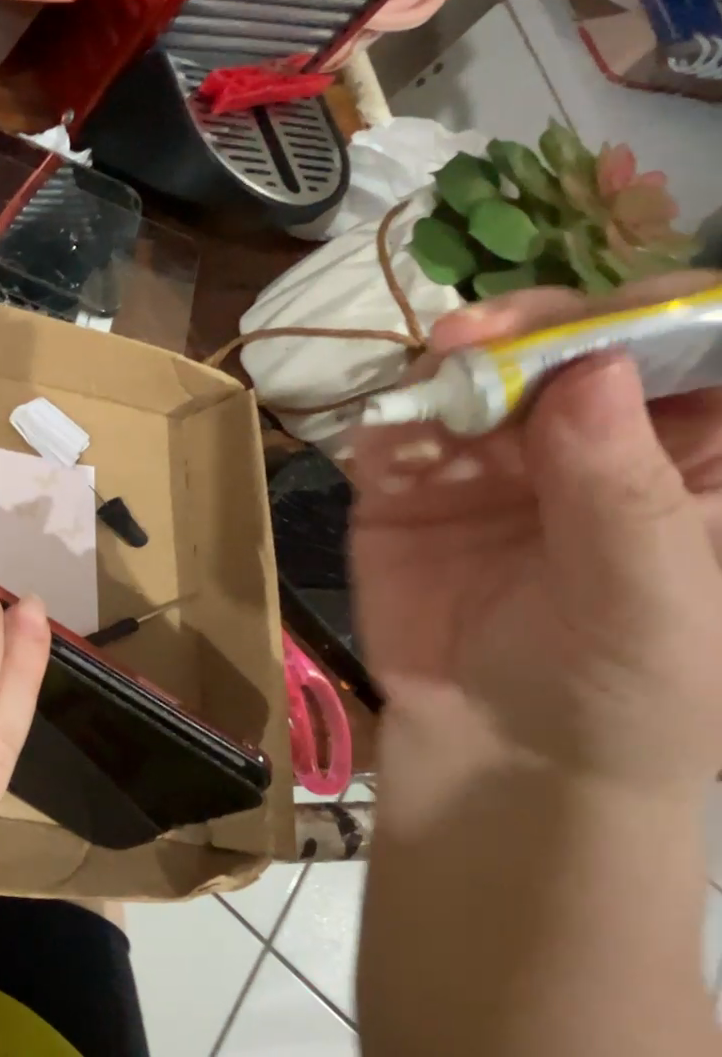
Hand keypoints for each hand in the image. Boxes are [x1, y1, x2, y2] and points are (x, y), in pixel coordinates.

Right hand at [350, 270, 721, 795]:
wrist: (498, 758)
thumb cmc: (625, 693)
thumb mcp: (652, 602)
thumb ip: (621, 492)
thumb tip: (586, 368)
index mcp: (697, 465)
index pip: (699, 355)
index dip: (659, 318)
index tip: (605, 321)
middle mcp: (591, 450)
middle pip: (573, 353)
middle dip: (535, 330)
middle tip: (477, 335)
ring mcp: (491, 470)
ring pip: (475, 383)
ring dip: (452, 366)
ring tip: (432, 370)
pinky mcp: (405, 494)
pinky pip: (394, 439)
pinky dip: (388, 420)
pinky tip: (387, 427)